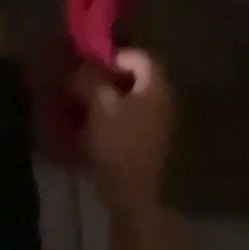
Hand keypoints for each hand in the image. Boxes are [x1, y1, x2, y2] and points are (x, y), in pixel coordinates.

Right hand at [75, 50, 175, 213]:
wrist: (133, 193)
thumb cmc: (117, 142)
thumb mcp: (98, 104)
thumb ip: (90, 78)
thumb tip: (83, 66)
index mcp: (156, 87)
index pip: (140, 56)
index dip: (115, 56)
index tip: (92, 67)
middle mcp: (165, 100)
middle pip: (140, 76)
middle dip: (112, 76)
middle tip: (87, 83)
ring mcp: (162, 122)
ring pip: (136, 96)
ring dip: (113, 95)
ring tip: (88, 104)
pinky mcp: (154, 141)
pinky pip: (136, 115)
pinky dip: (118, 113)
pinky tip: (99, 124)